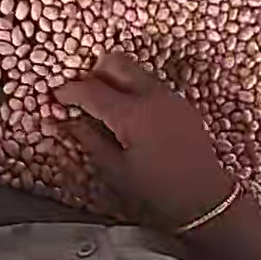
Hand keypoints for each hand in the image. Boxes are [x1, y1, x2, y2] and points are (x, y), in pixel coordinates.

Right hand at [53, 52, 235, 227]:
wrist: (205, 197)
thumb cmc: (157, 189)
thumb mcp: (116, 170)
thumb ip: (88, 140)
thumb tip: (64, 121)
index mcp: (131, 114)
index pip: (91, 89)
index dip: (68, 91)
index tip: (55, 98)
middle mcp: (152, 95)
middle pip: (115, 63)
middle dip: (93, 74)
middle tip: (81, 98)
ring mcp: (170, 97)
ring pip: (135, 71)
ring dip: (115, 81)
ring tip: (104, 109)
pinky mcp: (181, 104)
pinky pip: (150, 85)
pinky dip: (133, 91)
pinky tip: (129, 118)